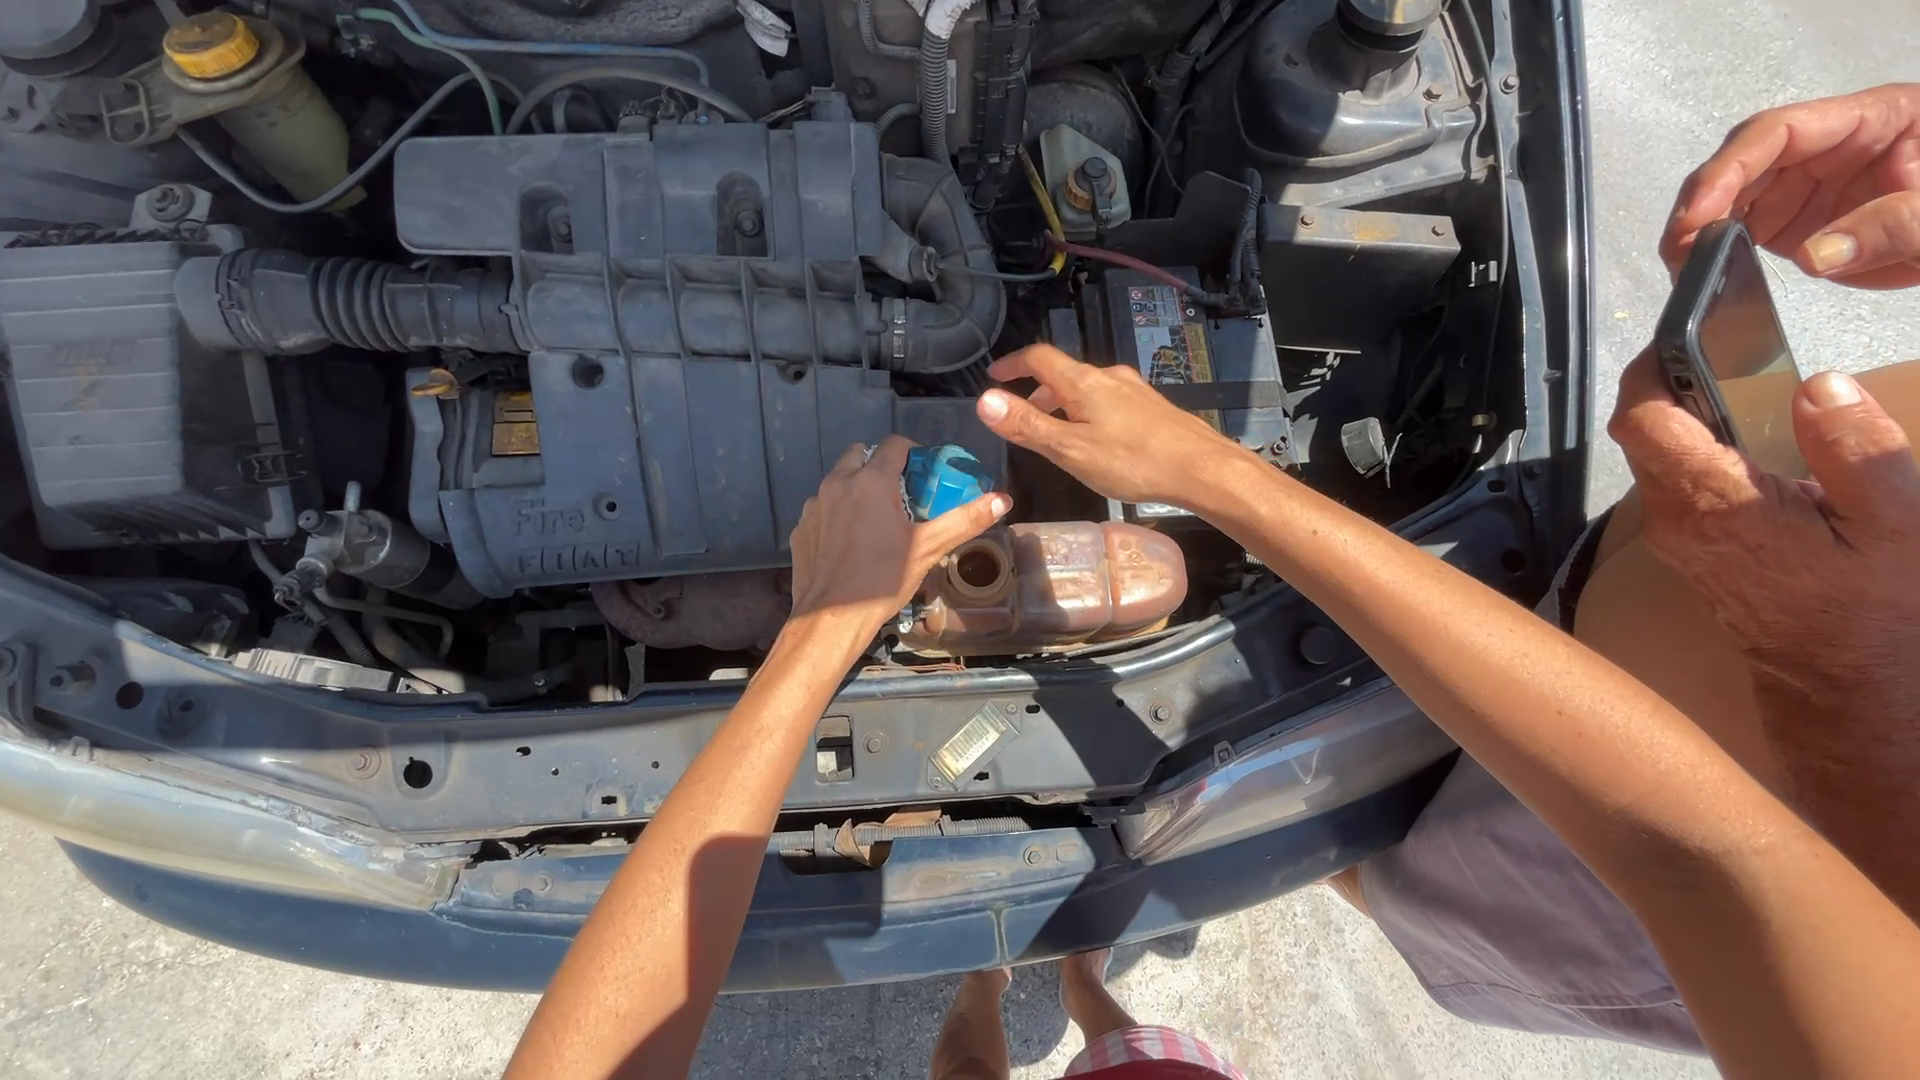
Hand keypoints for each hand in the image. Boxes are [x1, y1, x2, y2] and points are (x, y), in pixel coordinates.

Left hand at [786, 435, 1009, 635]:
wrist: (831, 618)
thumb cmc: (883, 579)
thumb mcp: (928, 549)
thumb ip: (965, 519)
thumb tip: (1003, 499)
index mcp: (871, 481)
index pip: (894, 445)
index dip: (913, 453)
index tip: (924, 474)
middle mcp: (839, 483)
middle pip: (860, 454)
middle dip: (880, 465)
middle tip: (900, 493)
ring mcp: (814, 505)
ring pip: (839, 480)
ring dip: (857, 488)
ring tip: (875, 519)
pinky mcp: (801, 527)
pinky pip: (823, 507)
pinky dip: (838, 513)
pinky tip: (850, 541)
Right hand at [976, 344, 1242, 505]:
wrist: (1200, 468)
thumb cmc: (1131, 461)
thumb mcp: (1070, 449)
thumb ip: (1027, 426)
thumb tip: (984, 399)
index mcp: (1083, 383)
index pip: (1038, 358)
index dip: (1012, 364)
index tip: (993, 376)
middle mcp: (1108, 377)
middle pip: (1063, 373)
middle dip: (1035, 390)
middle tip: (1019, 417)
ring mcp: (1133, 390)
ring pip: (1086, 388)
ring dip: (1062, 403)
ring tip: (1054, 433)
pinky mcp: (1150, 407)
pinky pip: (1107, 400)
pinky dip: (1086, 411)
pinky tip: (1095, 440)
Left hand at [1607, 349, 1919, 717]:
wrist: (1845, 679)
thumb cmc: (1878, 606)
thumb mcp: (1896, 522)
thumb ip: (1856, 448)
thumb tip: (1820, 385)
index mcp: (1714, 501)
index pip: (1645, 423)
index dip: (1649, 375)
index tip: (1672, 341)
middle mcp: (1673, 516)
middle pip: (1638, 438)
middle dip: (1659, 390)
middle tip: (1706, 355)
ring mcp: (1672, 535)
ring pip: (1650, 462)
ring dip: (1674, 422)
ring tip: (1727, 388)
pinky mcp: (1685, 547)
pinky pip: (1670, 486)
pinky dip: (1689, 453)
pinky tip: (1737, 442)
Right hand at [1661, 83, 1919, 288]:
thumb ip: (1896, 225)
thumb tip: (1814, 256)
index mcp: (1875, 121)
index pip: (1777, 131)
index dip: (1726, 170)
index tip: (1696, 217)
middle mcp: (1827, 151)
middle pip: (1738, 168)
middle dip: (1699, 209)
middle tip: (1680, 255)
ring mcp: (1804, 190)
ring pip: (1727, 204)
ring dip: (1697, 237)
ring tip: (1687, 271)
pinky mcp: (1791, 226)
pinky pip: (1737, 236)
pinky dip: (1711, 258)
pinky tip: (1703, 276)